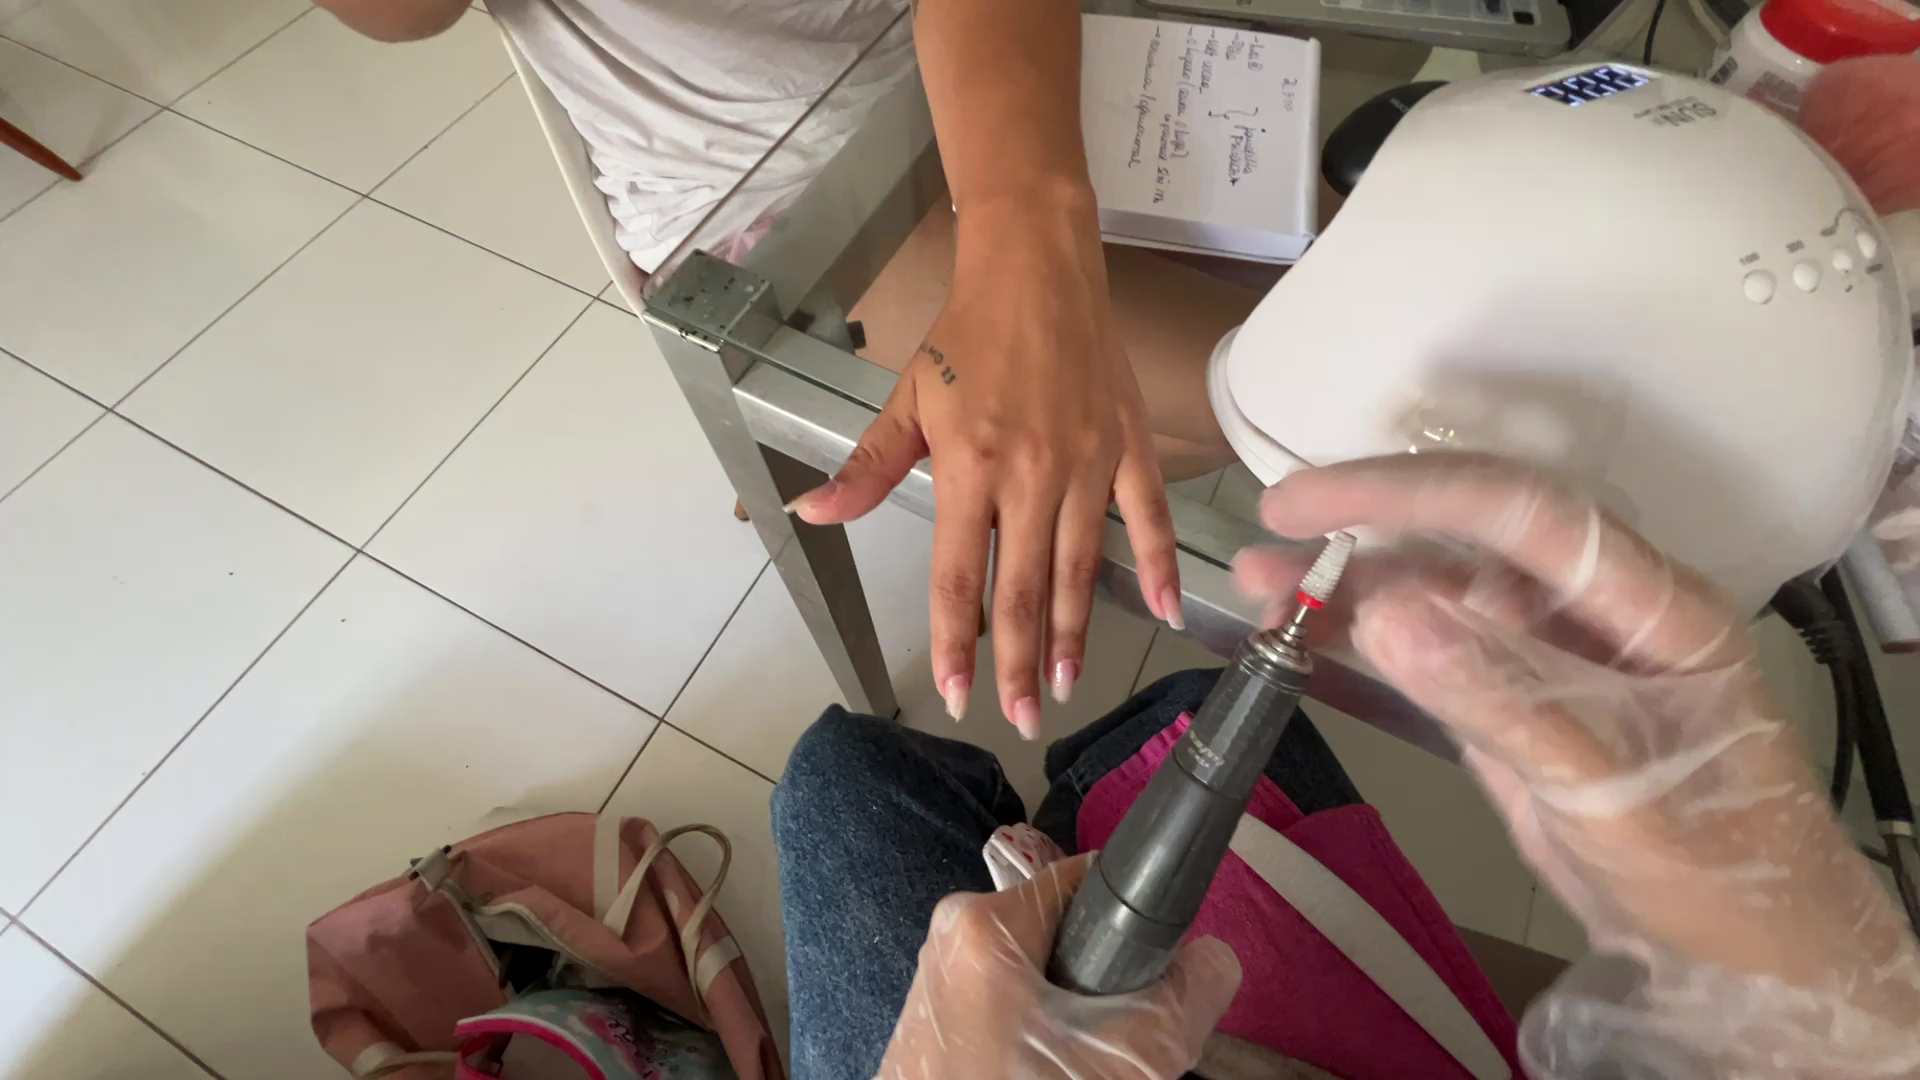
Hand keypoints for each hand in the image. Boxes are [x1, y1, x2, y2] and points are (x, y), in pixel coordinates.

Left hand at [790, 196, 1179, 735]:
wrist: (1036, 268)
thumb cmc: (966, 335)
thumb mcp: (907, 399)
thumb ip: (866, 467)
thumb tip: (810, 515)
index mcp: (970, 468)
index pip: (958, 577)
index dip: (956, 643)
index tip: (956, 696)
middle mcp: (1032, 478)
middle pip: (1022, 589)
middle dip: (1016, 662)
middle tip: (1021, 718)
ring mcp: (1089, 465)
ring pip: (1080, 567)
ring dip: (1072, 632)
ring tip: (1064, 685)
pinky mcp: (1129, 447)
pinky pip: (1150, 517)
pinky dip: (1161, 565)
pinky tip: (1165, 612)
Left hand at [877, 853, 1241, 1079]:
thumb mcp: (1122, 1062)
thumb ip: (1180, 1003)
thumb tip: (1217, 957)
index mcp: (982, 922)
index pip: (1079, 881)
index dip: (1126, 915)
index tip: (1149, 964)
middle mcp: (949, 935)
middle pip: (1054, 929)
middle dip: (1094, 976)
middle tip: (1114, 1034)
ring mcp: (931, 980)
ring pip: (1027, 971)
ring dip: (1063, 1009)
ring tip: (1077, 1062)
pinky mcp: (927, 1023)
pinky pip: (995, 1003)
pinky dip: (1028, 1029)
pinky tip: (1042, 1070)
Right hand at [1236, 454, 1919, 1077]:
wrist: (1723, 938)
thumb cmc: (1708, 861)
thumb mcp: (1609, 784)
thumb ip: (1500, 697)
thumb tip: (1382, 617)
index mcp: (1640, 598)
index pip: (1518, 512)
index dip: (1408, 493)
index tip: (1309, 504)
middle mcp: (1574, 598)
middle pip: (1455, 532)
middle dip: (1359, 519)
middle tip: (1271, 521)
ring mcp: (1524, 636)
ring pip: (1417, 584)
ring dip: (1336, 581)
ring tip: (1257, 586)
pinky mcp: (1483, 676)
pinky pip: (1406, 637)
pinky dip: (1346, 632)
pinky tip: (1294, 633)